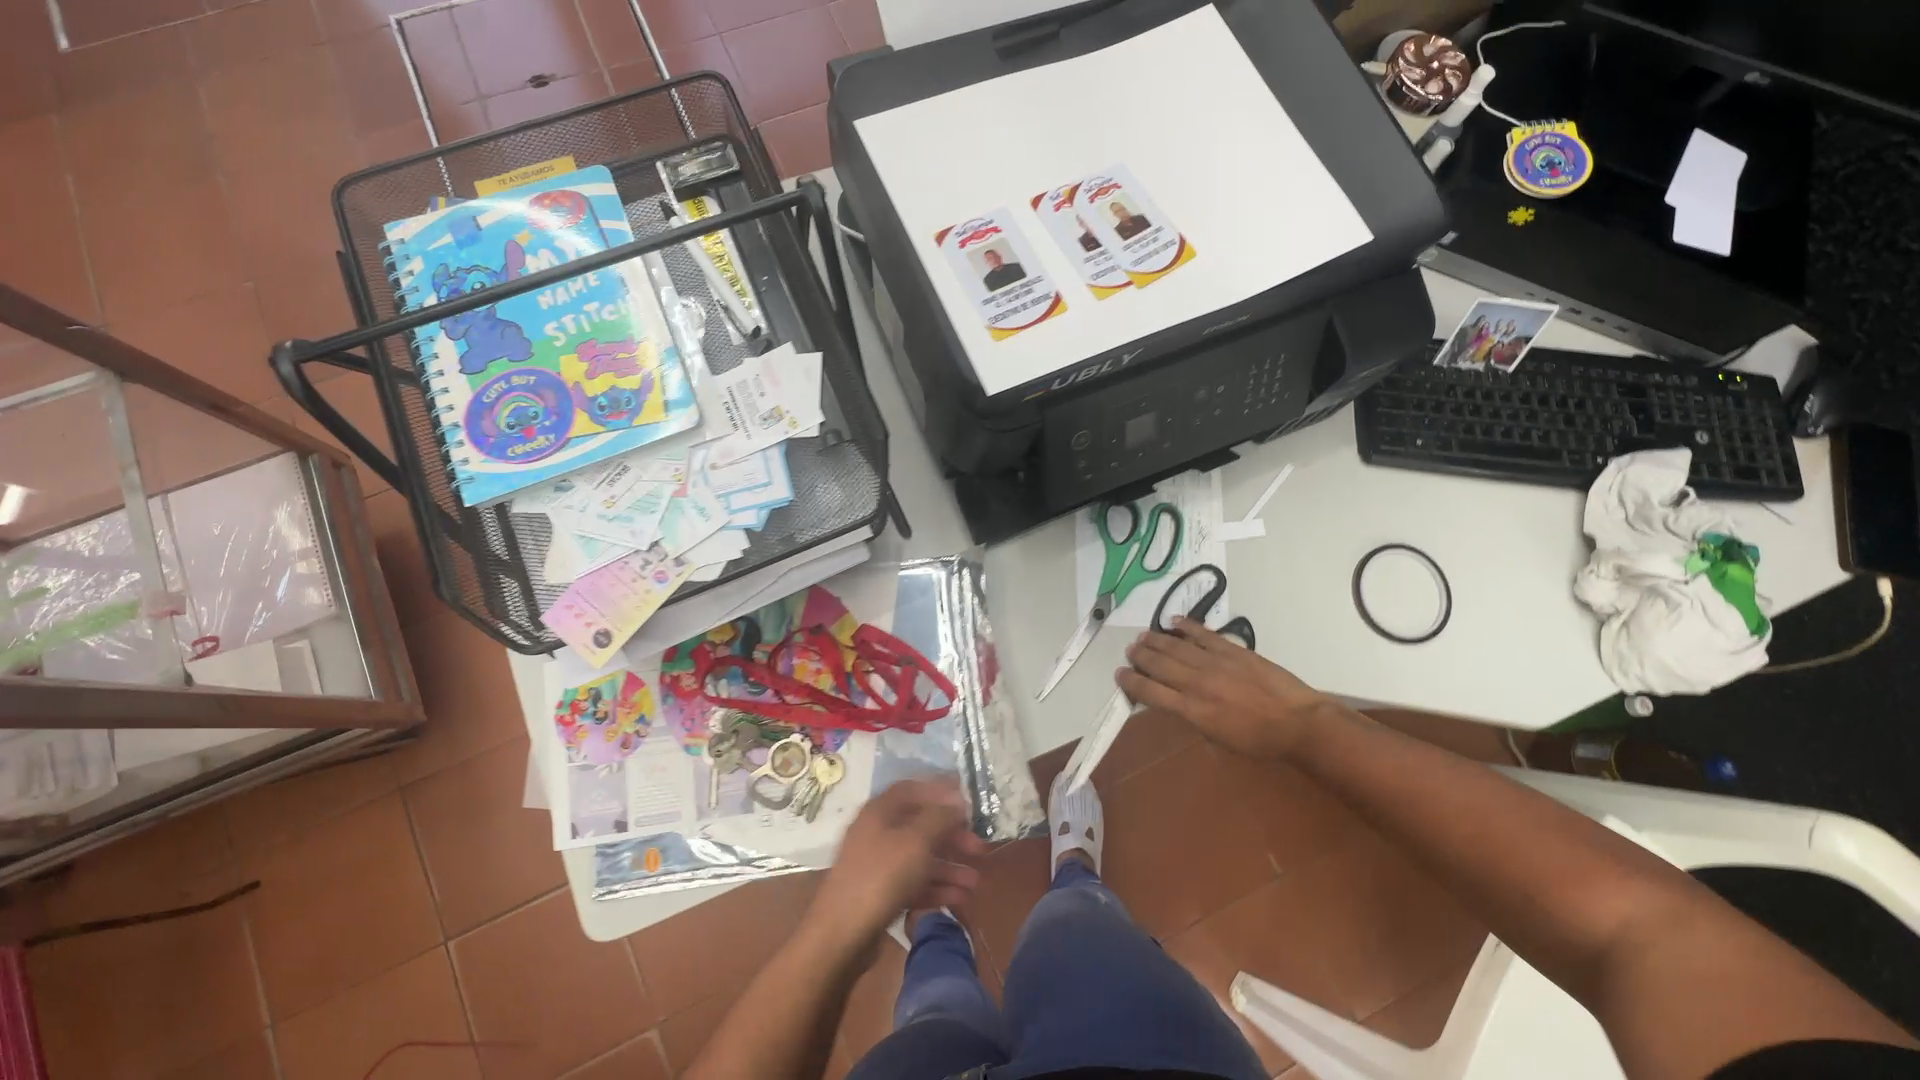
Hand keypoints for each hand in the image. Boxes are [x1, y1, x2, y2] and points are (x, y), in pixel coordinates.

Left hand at [808, 778, 987, 945]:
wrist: (842, 934)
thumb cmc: (882, 876)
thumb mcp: (916, 841)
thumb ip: (940, 817)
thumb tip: (957, 800)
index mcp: (880, 812)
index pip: (913, 789)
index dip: (940, 791)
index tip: (968, 800)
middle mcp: (877, 833)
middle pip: (920, 826)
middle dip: (952, 837)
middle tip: (979, 849)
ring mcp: (878, 866)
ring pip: (920, 858)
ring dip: (949, 867)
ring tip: (976, 883)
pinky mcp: (881, 894)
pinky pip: (913, 884)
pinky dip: (936, 889)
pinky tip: (960, 899)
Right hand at [1118, 616, 1333, 760]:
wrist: (1297, 723)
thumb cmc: (1258, 741)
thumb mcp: (1218, 738)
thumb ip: (1193, 717)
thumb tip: (1176, 701)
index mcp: (1191, 710)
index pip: (1150, 692)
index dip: (1131, 682)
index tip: (1120, 675)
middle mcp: (1197, 684)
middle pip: (1158, 665)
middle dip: (1140, 657)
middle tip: (1129, 651)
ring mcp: (1215, 663)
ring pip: (1176, 647)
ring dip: (1156, 640)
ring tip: (1143, 636)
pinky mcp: (1232, 650)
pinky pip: (1203, 634)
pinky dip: (1186, 626)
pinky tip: (1173, 621)